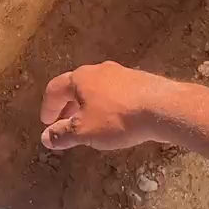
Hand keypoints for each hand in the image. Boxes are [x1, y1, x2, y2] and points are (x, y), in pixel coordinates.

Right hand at [39, 62, 176, 150]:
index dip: (47, 107)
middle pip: (75, 87)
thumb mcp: (84, 131)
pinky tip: (113, 119)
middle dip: (67, 107)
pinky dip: (105, 105)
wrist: (162, 107)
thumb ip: (63, 134)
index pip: (54, 89)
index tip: (46, 123)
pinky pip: (114, 92)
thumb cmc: (117, 118)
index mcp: (80, 78)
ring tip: (88, 124)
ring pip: (96, 89)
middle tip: (64, 125)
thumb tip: (46, 138)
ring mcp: (121, 73)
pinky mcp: (139, 81)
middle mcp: (98, 70)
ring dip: (87, 106)